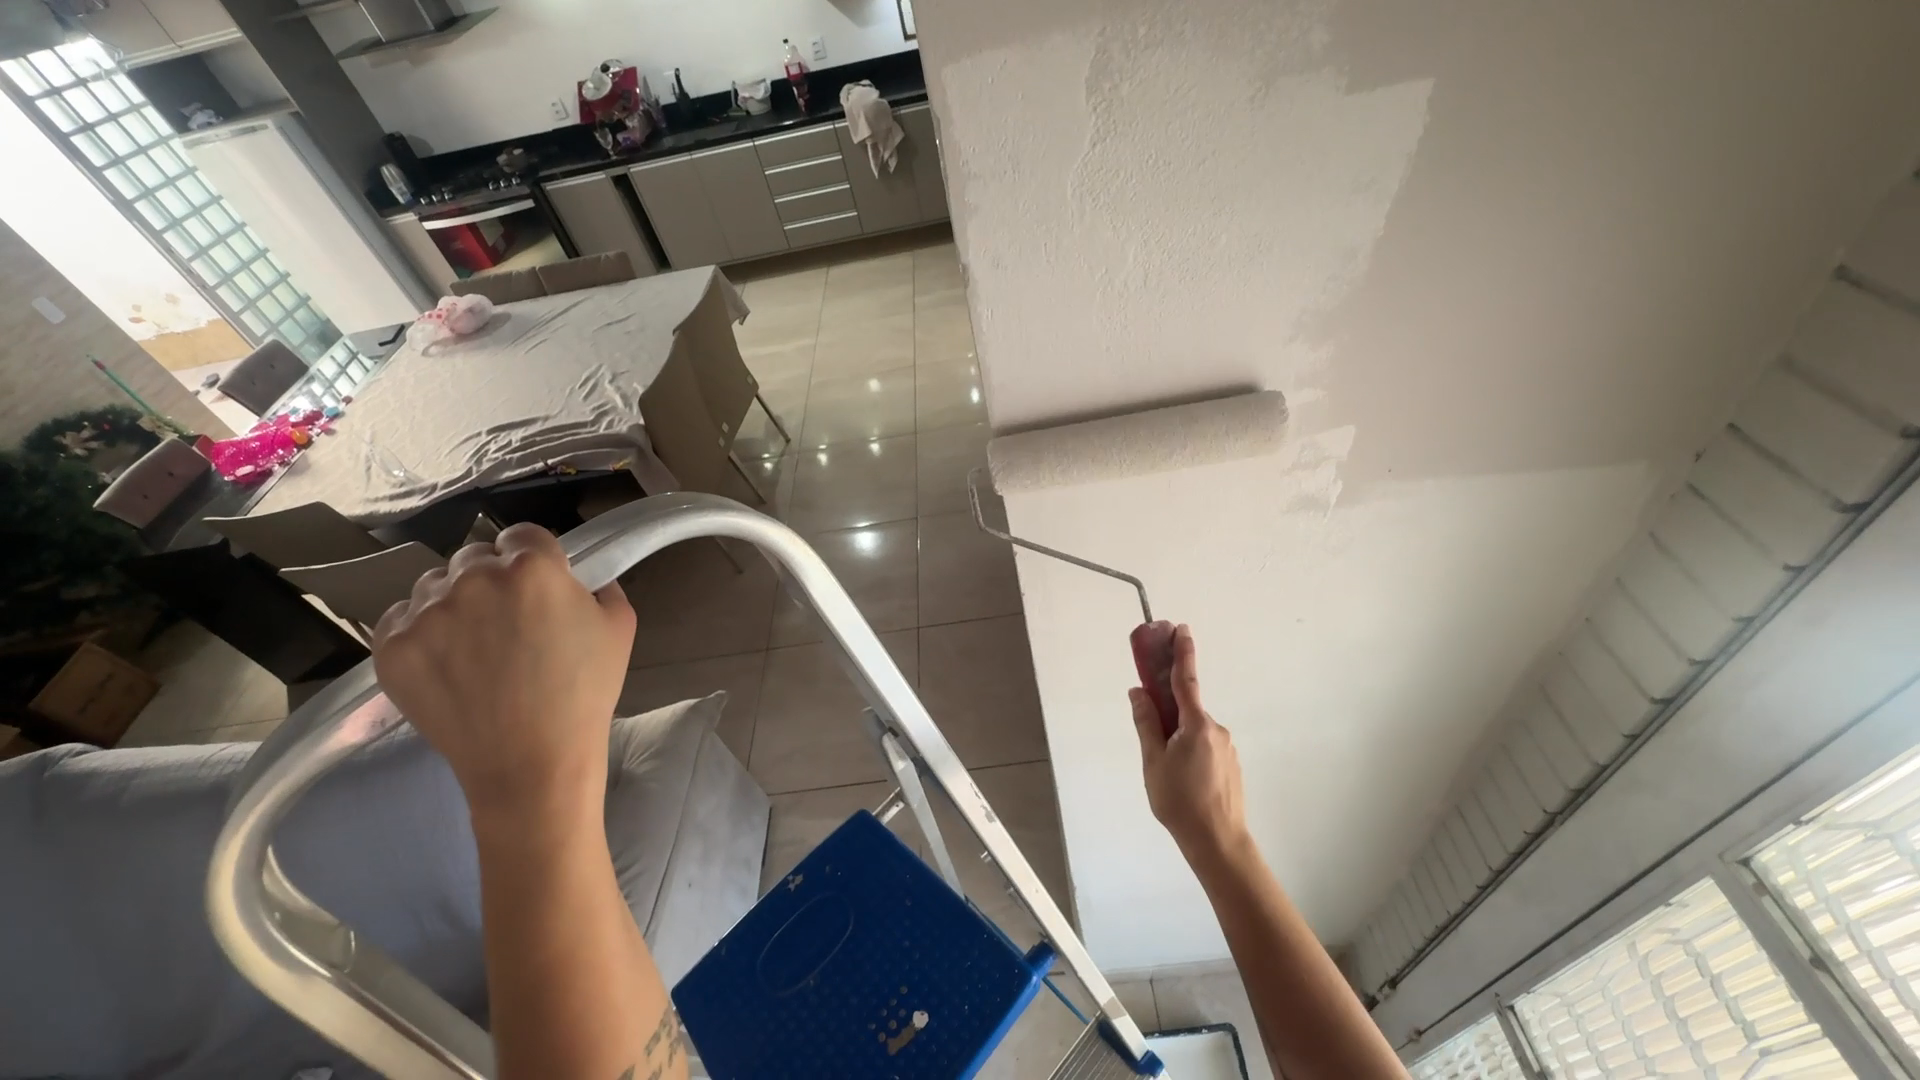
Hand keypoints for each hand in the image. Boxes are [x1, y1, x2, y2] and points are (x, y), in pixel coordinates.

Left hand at [373, 523, 636, 819]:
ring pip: (435, 584)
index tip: (540, 585)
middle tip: (509, 618)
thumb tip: (580, 579)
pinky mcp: (391, 647)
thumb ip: (601, 586)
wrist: (532, 762)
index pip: (523, 534)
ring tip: (473, 642)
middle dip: (492, 577)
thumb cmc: (585, 694)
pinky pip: (401, 618)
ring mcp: (427, 613)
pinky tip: (446, 660)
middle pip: (475, 556)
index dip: (535, 558)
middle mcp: (473, 579)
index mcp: (533, 568)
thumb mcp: (619, 629)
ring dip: (453, 601)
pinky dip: (421, 632)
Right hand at [1130, 624, 1249, 858]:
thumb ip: (1146, 723)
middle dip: (1168, 712)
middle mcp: (1216, 729)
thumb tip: (1139, 693)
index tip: (1180, 628)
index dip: (1183, 652)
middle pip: (1187, 709)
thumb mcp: (1152, 761)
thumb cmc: (1179, 801)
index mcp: (1196, 724)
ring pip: (1194, 731)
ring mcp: (1226, 748)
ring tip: (1165, 773)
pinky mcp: (1230, 765)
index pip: (1186, 680)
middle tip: (1151, 735)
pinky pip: (1204, 746)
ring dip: (1177, 737)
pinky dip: (1189, 750)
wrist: (1218, 841)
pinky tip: (1181, 780)